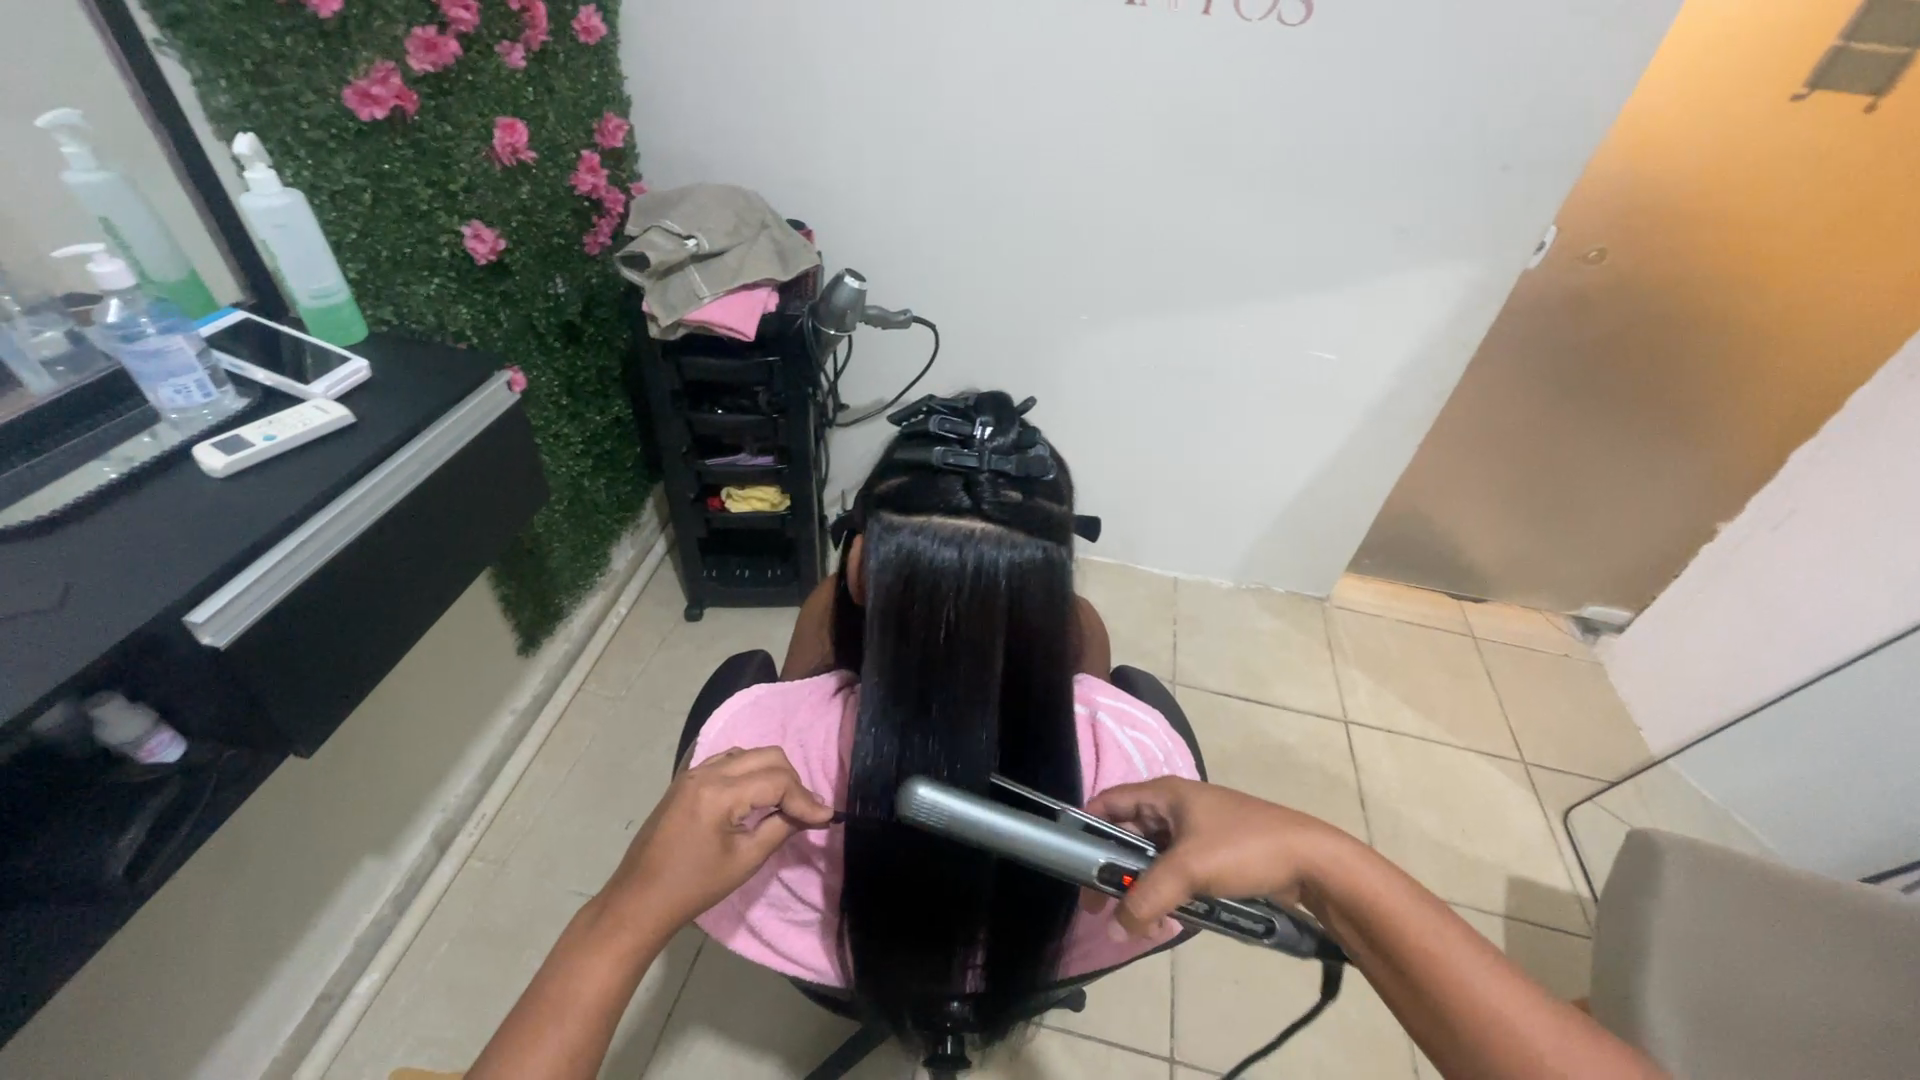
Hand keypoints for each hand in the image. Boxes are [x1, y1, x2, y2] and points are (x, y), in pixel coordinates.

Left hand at [599, 747, 834, 935]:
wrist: (639, 901)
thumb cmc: (694, 887)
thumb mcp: (745, 860)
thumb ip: (782, 828)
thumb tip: (814, 813)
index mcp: (719, 793)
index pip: (777, 781)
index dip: (805, 799)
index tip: (825, 817)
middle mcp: (706, 773)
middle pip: (767, 756)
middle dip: (793, 780)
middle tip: (806, 810)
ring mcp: (693, 774)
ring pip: (748, 754)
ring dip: (772, 772)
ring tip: (785, 802)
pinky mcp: (686, 781)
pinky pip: (728, 761)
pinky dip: (750, 771)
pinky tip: (756, 794)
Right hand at [1086, 776, 1354, 936]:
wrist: (1312, 861)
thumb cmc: (1243, 848)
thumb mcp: (1188, 870)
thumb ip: (1146, 899)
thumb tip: (1114, 930)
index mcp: (1164, 794)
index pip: (1109, 802)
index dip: (1086, 827)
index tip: (1072, 862)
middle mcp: (1175, 807)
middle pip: (1128, 835)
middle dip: (1114, 870)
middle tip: (1099, 906)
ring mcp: (1196, 831)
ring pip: (1153, 858)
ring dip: (1142, 888)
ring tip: (1137, 921)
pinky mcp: (1214, 855)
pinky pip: (1177, 872)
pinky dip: (1167, 893)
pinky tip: (1167, 919)